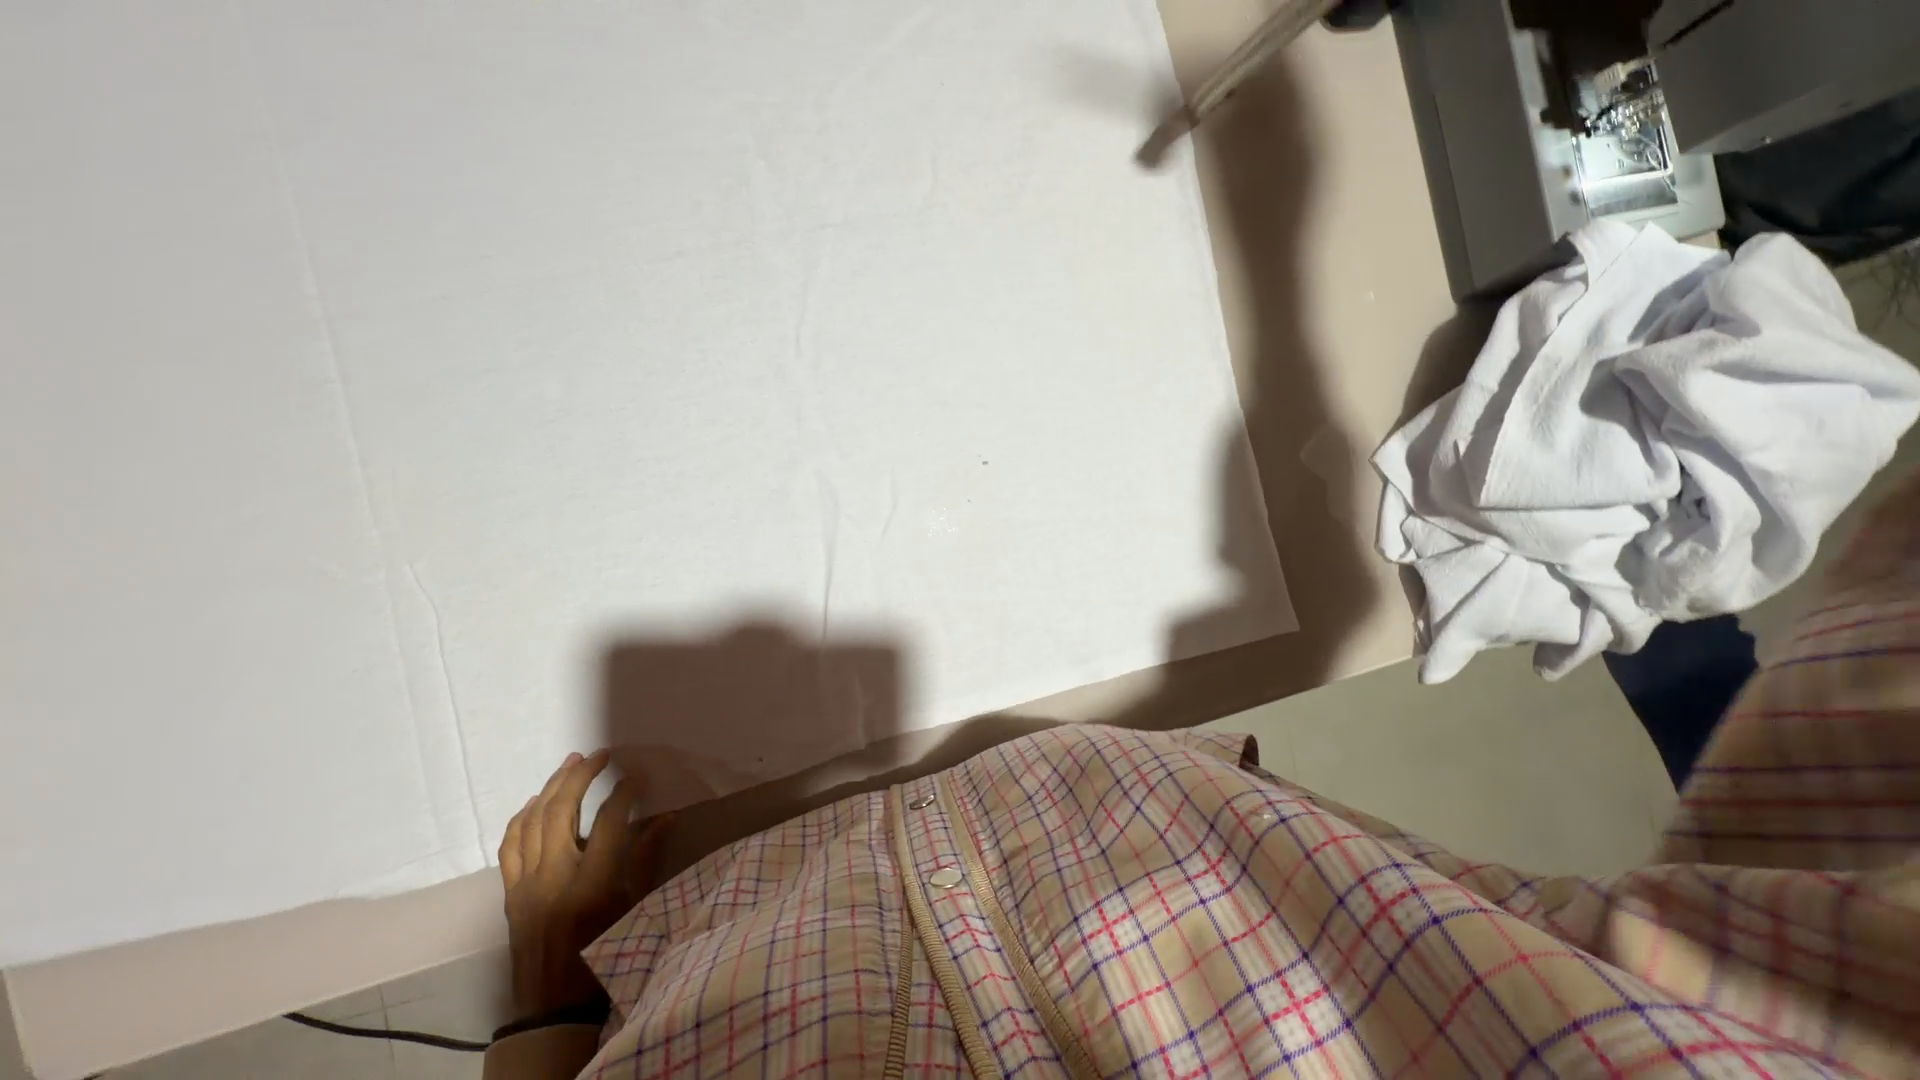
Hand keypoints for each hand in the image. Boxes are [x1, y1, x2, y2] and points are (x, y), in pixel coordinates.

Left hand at [499, 749, 670, 1019]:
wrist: (554, 1003)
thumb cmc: (606, 954)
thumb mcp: (634, 907)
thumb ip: (646, 859)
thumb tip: (664, 817)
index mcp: (590, 884)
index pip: (607, 822)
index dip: (624, 792)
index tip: (637, 774)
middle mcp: (553, 878)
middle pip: (561, 811)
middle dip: (581, 776)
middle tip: (600, 755)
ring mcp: (526, 884)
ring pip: (532, 821)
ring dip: (551, 787)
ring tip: (570, 763)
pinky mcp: (510, 892)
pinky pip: (510, 845)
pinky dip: (522, 817)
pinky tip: (536, 801)